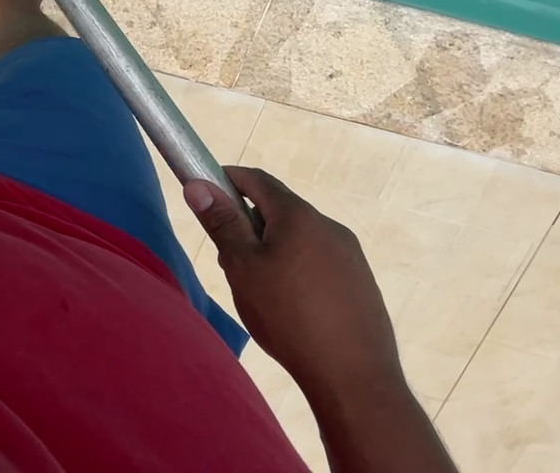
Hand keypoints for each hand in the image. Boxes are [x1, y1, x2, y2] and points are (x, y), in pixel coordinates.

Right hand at [186, 167, 403, 393]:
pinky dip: (296, 267)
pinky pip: (319, 260)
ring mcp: (351, 256)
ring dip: (272, 247)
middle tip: (228, 257)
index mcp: (299, 216)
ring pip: (299, 237)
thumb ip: (221, 222)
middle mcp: (329, 226)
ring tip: (257, 287)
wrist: (355, 380)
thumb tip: (198, 185)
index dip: (227, 180)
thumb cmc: (288, 316)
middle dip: (247, 223)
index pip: (257, 179)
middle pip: (278, 209)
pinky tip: (289, 304)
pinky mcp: (361, 284)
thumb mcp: (242, 267)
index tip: (206, 197)